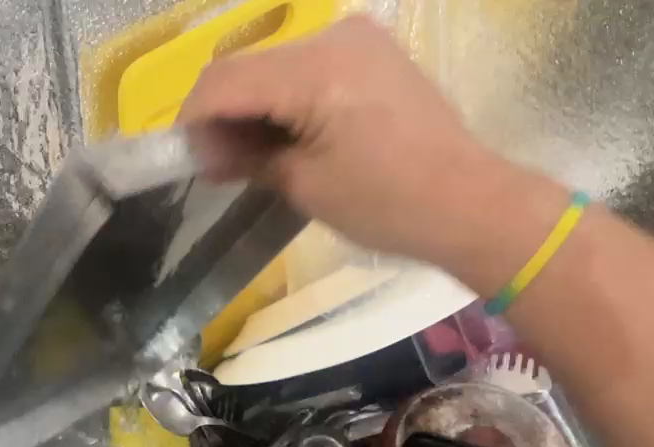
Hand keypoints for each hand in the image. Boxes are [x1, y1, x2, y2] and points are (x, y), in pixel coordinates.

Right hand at [178, 16, 504, 271]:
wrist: (467, 202)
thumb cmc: (386, 204)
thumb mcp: (306, 186)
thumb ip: (250, 159)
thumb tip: (207, 152)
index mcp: (315, 69)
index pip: (225, 80)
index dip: (194, 120)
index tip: (187, 161)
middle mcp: (334, 35)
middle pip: (248, 66)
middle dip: (223, 116)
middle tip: (217, 168)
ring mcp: (357, 39)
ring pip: (275, 66)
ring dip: (253, 109)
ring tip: (251, 161)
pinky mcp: (372, 53)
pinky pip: (307, 69)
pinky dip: (285, 102)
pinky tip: (285, 139)